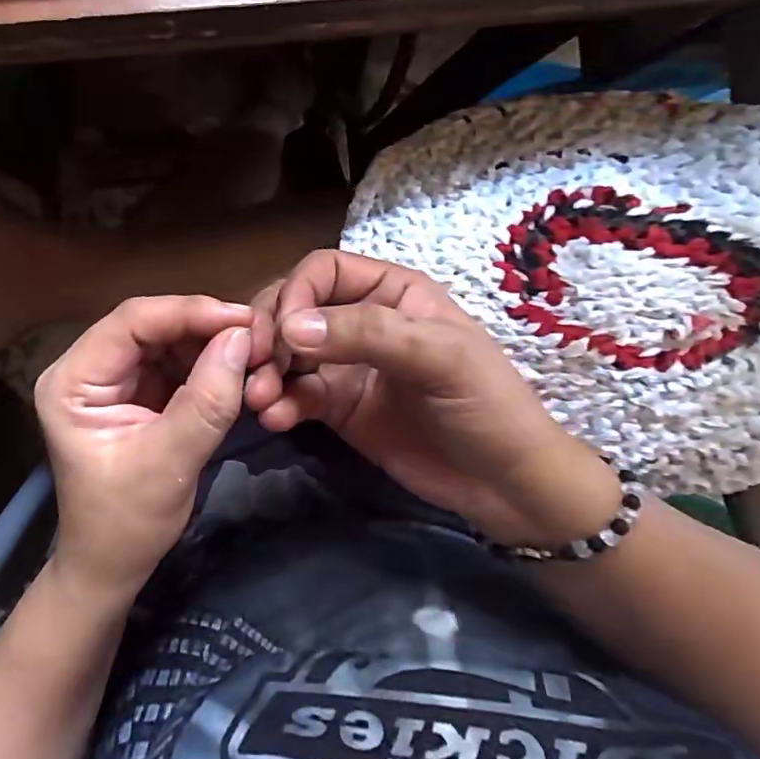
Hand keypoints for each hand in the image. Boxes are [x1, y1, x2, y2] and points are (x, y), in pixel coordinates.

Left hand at [34, 295, 256, 601]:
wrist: (111, 565)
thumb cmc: (126, 523)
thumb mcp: (170, 464)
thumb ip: (206, 401)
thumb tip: (242, 338)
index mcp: (72, 381)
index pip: (130, 323)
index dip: (188, 312)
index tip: (243, 319)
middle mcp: (86, 368)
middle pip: (150, 325)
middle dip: (205, 327)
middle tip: (259, 336)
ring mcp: (111, 378)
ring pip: (167, 339)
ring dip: (211, 343)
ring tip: (256, 353)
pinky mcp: (135, 391)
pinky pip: (175, 362)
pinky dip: (208, 363)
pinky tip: (238, 368)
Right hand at [246, 250, 618, 547]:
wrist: (506, 487)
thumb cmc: (487, 406)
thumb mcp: (440, 358)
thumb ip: (367, 334)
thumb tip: (290, 327)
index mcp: (390, 292)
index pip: (322, 270)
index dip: (295, 293)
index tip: (280, 333)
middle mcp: (361, 321)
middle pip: (294, 307)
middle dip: (269, 333)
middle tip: (254, 366)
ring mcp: (346, 366)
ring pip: (286, 353)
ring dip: (265, 371)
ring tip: (259, 399)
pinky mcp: (338, 407)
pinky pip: (295, 395)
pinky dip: (279, 404)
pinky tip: (276, 419)